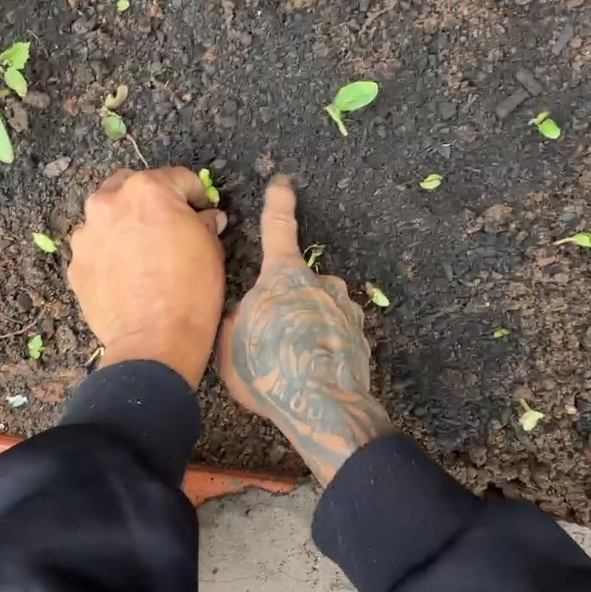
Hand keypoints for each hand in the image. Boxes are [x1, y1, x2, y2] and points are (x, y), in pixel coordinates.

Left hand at [69, 168, 227, 387]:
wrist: (154, 341)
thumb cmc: (192, 291)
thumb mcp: (212, 250)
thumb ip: (205, 224)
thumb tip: (206, 217)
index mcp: (147, 190)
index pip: (178, 178)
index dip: (196, 195)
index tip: (203, 210)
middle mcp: (108, 202)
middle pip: (130, 187)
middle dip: (150, 201)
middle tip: (168, 226)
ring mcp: (86, 234)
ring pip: (107, 217)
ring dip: (124, 226)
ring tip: (142, 254)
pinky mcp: (75, 264)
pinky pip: (96, 249)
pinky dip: (110, 255)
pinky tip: (126, 277)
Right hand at [217, 176, 392, 484]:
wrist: (323, 408)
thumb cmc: (267, 370)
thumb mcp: (229, 344)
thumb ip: (235, 320)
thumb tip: (242, 316)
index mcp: (284, 276)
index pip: (278, 228)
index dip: (278, 203)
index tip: (283, 184)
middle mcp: (321, 283)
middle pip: (298, 285)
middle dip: (284, 306)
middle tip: (269, 342)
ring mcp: (346, 310)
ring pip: (319, 312)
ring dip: (306, 330)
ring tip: (290, 366)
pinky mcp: (361, 337)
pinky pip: (335, 336)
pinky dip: (323, 350)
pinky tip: (311, 376)